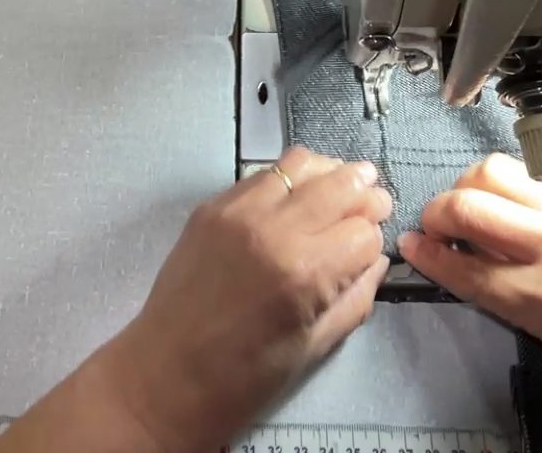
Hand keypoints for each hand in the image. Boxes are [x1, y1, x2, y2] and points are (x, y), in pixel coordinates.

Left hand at [103, 147, 392, 451]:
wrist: (165, 374)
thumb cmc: (244, 376)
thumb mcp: (314, 347)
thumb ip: (354, 296)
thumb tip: (376, 257)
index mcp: (304, 273)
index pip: (364, 233)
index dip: (374, 239)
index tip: (373, 245)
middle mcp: (274, 228)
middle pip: (338, 185)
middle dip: (364, 190)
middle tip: (376, 196)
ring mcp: (238, 209)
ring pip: (300, 163)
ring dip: (329, 171)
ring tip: (340, 181)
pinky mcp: (213, 204)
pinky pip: (262, 174)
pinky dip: (288, 178)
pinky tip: (296, 192)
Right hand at [399, 154, 541, 448]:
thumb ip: (514, 300)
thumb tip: (470, 266)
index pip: (466, 265)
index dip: (428, 255)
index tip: (407, 246)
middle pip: (470, 202)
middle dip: (437, 210)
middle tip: (433, 226)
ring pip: (496, 169)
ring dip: (469, 185)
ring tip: (469, 208)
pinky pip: (533, 176)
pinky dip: (509, 186)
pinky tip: (512, 207)